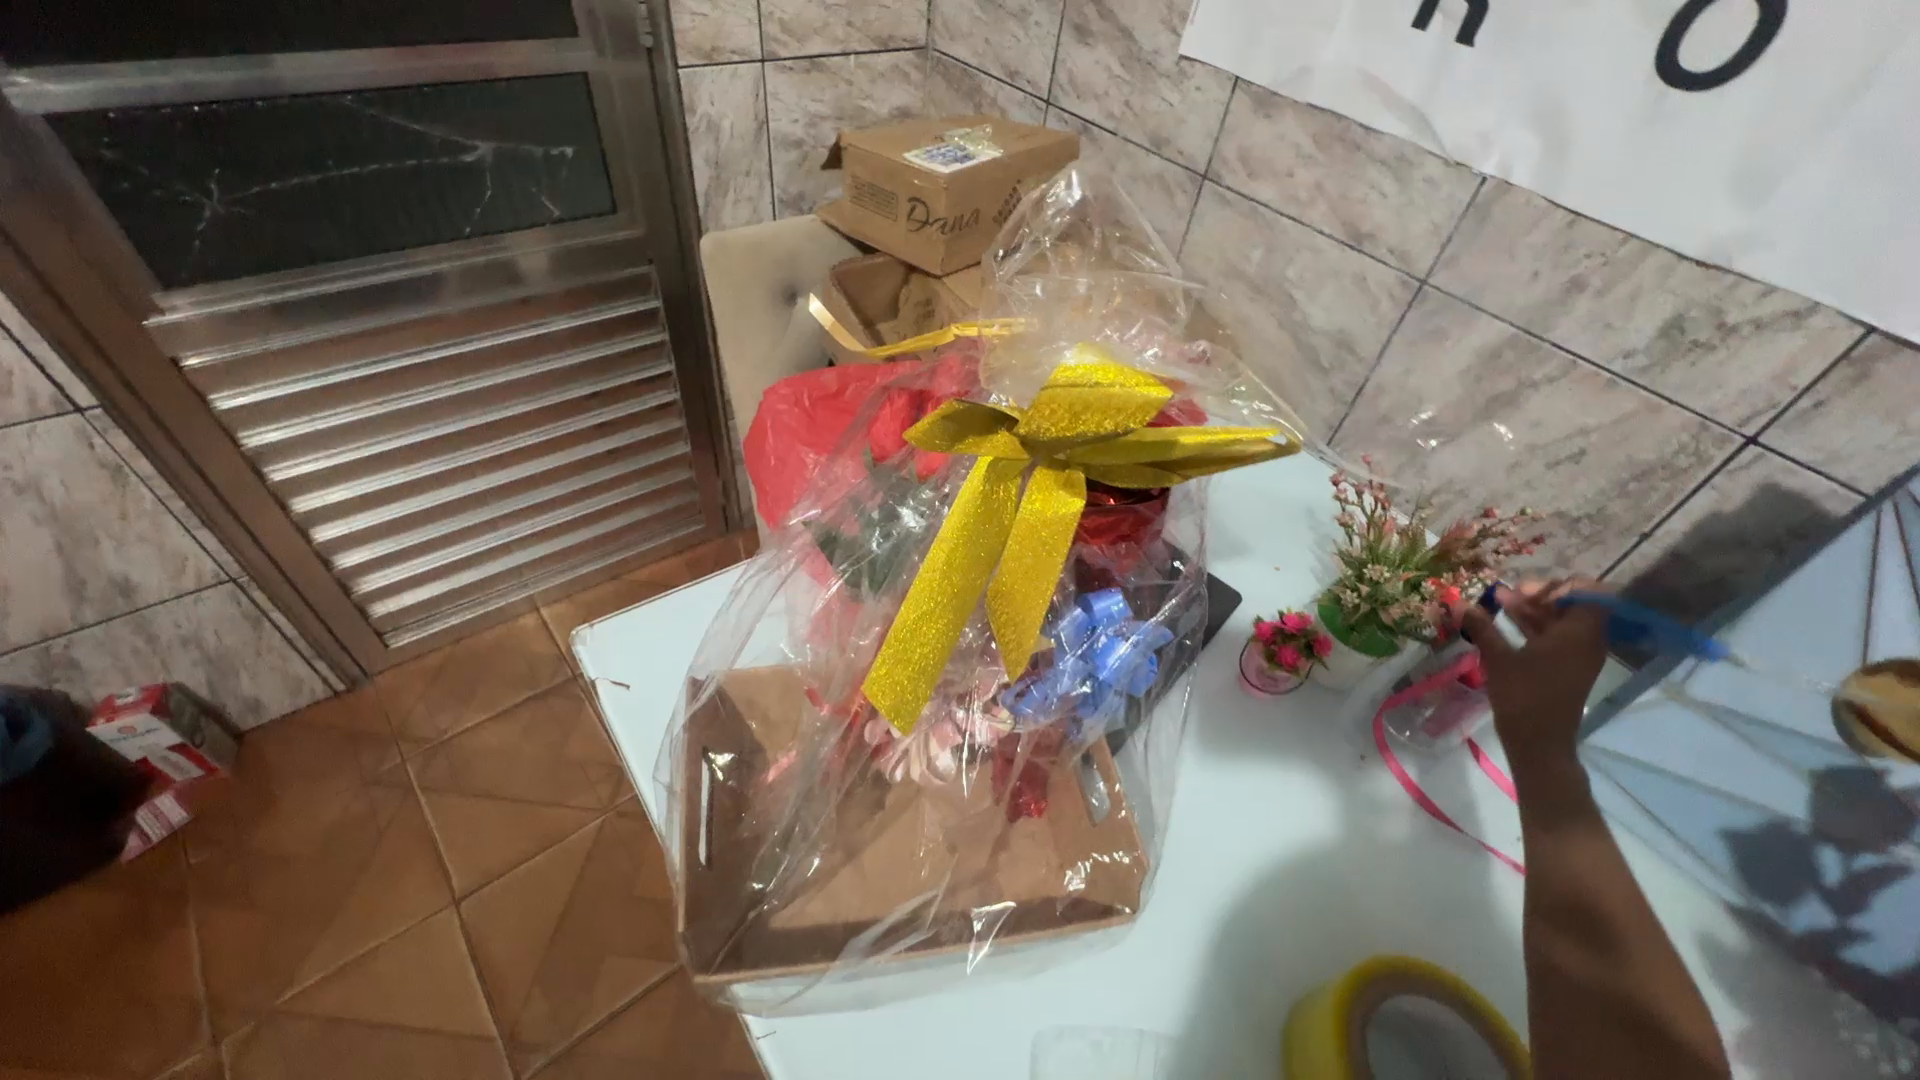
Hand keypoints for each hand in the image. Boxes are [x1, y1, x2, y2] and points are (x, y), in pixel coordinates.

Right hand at [1459, 578, 1610, 758]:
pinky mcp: (1568, 669)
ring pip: (1561, 622)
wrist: (1539, 741)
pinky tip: (1504, 627)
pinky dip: (1534, 630)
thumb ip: (1483, 627)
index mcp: (1579, 633)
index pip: (1586, 592)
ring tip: (1498, 603)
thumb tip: (1459, 604)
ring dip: (1533, 612)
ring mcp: (1579, 657)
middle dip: (1539, 596)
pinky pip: (1556, 639)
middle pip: (1572, 605)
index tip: (1525, 588)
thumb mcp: (1498, 657)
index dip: (1557, 585)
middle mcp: (1587, 641)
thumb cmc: (1523, 694)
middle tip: (1506, 594)